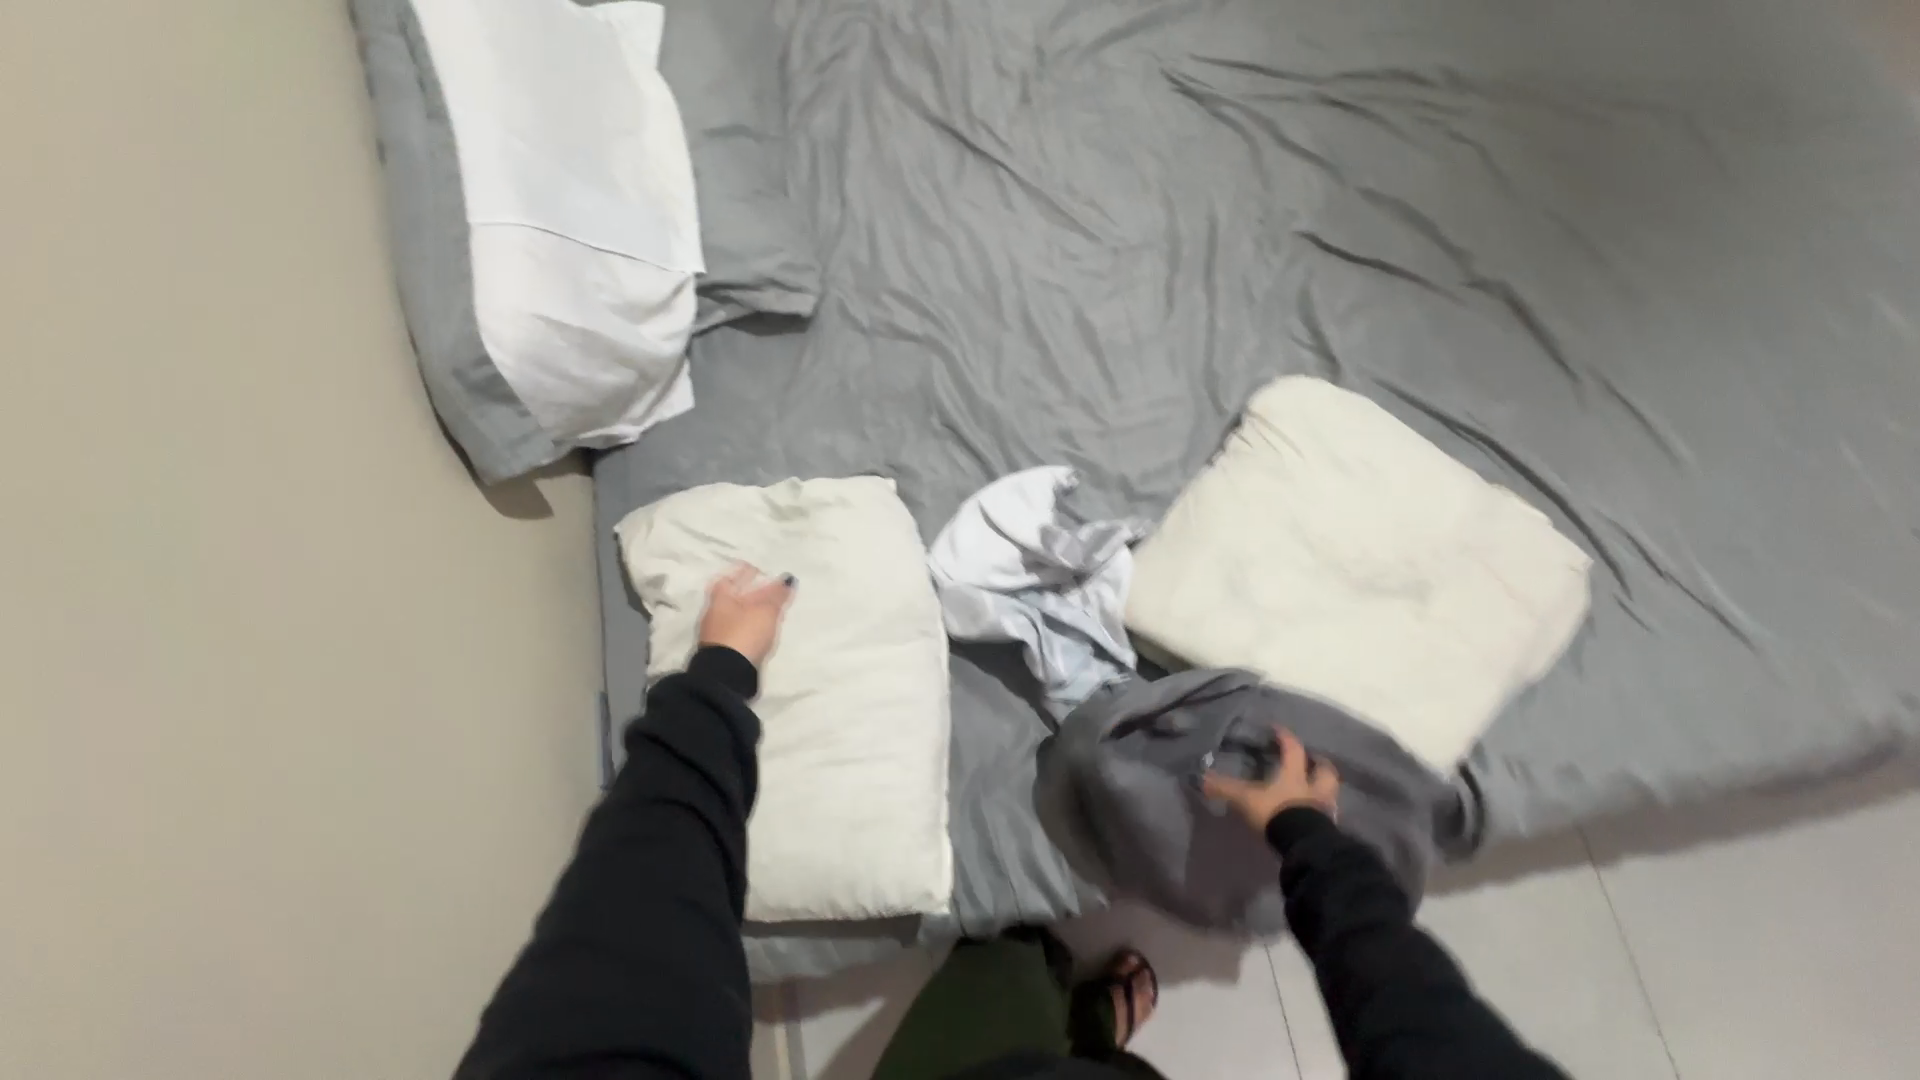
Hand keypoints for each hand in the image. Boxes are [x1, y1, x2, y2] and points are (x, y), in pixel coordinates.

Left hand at [696, 563, 795, 669]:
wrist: (727, 675)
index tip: (758, 569)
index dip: (743, 572)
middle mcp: (714, 613)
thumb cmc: (744, 634)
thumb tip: (788, 579)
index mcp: (721, 598)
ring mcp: (716, 634)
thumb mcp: (766, 612)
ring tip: (769, 610)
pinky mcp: (723, 651)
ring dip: (750, 611)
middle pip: (733, 597)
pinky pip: (738, 630)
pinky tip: (761, 630)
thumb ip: (777, 595)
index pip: (730, 578)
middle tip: (768, 589)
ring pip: (735, 615)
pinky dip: (749, 626)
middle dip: (750, 592)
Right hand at [1202, 728, 1339, 831]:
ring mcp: (1324, 809)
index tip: (1277, 729)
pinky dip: (1320, 810)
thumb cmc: (1276, 813)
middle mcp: (1314, 788)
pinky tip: (1311, 813)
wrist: (1303, 846)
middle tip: (1311, 759)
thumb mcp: (1246, 799)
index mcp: (1295, 775)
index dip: (1285, 737)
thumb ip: (1226, 788)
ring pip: (1329, 792)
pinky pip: (1326, 814)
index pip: (1293, 749)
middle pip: (1325, 770)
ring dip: (1323, 787)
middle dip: (1319, 763)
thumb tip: (1202, 777)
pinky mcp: (1327, 829)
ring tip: (1312, 787)